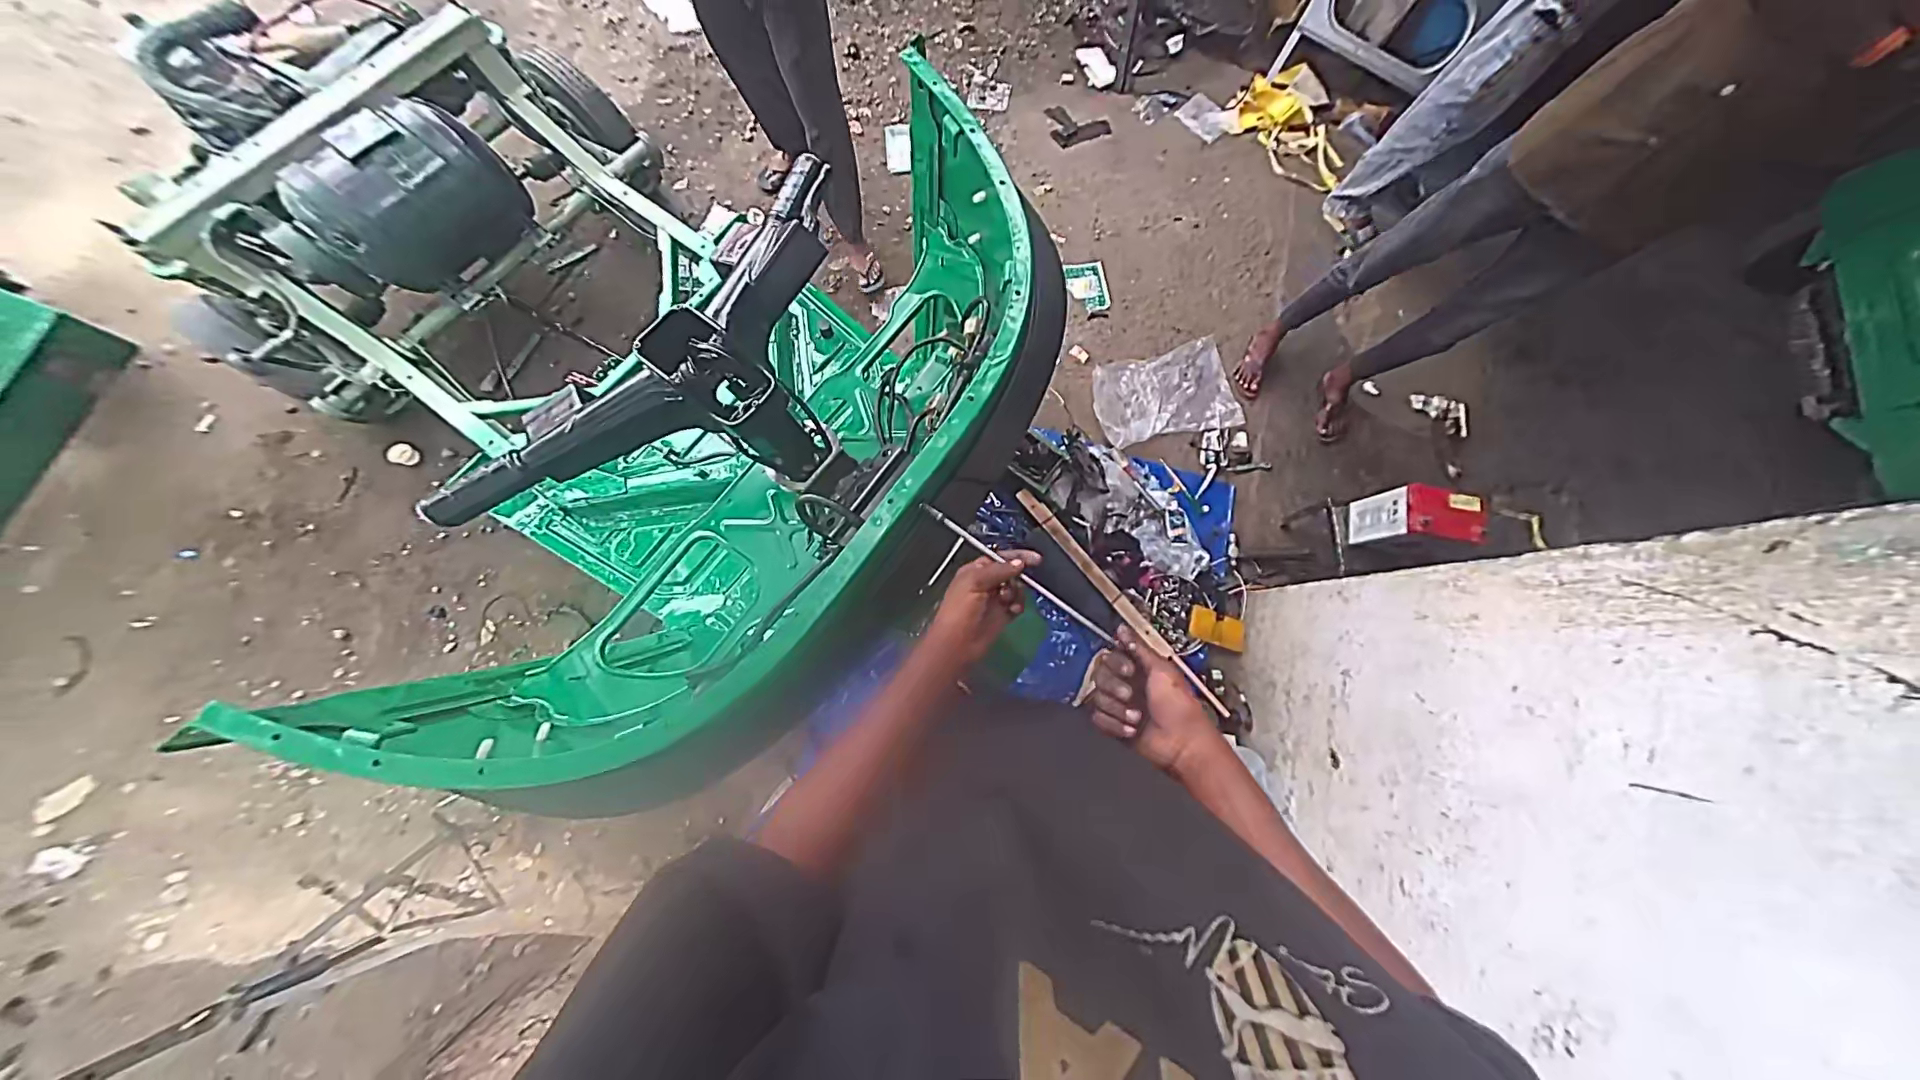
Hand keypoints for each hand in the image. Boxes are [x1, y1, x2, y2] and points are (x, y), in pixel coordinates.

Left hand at [922, 550, 1041, 669]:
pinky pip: (1017, 604)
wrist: (957, 644)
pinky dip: (1018, 605)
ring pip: (1016, 588)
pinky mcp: (1002, 614)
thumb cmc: (960, 610)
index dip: (1016, 556)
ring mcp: (995, 599)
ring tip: (1007, 601)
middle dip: (1017, 577)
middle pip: (1010, 572)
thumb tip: (1020, 563)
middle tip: (1015, 586)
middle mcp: (986, 582)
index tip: (1035, 559)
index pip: (999, 557)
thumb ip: (998, 570)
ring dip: (1016, 593)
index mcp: (975, 571)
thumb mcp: (975, 582)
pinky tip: (1013, 610)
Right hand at [1085, 627, 1222, 778]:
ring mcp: (1120, 705)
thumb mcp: (1163, 670)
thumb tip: (1123, 629)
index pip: (1110, 656)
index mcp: (1138, 668)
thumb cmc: (1180, 707)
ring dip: (1118, 709)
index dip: (1116, 664)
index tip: (1129, 671)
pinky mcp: (1115, 724)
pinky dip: (1114, 724)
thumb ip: (1139, 648)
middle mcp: (1127, 684)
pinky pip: (1098, 719)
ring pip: (1098, 698)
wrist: (1182, 743)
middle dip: (1115, 688)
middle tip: (1131, 695)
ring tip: (1137, 716)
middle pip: (1100, 676)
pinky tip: (1131, 728)